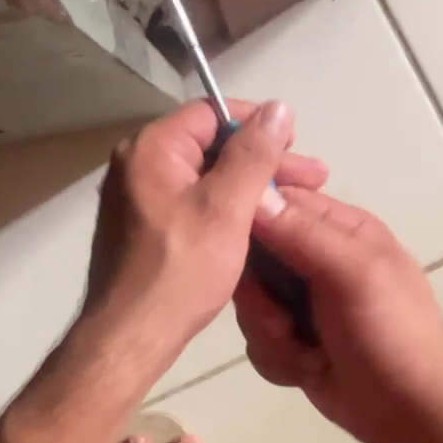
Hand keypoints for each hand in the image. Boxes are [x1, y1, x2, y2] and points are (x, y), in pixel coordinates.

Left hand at [85, 99, 327, 348]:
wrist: (129, 335)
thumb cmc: (178, 271)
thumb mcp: (225, 209)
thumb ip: (253, 155)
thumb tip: (277, 108)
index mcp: (150, 150)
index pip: (210, 113)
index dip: (257, 124)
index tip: (296, 145)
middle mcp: (134, 167)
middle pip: (207, 146)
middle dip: (260, 160)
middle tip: (312, 179)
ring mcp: (133, 200)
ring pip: (200, 179)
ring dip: (246, 187)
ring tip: (293, 204)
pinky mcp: (139, 231)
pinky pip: (187, 206)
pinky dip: (222, 210)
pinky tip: (255, 226)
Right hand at [235, 187, 442, 442]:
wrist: (409, 413)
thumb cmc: (392, 334)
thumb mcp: (352, 273)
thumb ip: (301, 233)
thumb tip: (253, 192)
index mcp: (338, 228)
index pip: (274, 201)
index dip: (248, 221)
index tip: (233, 250)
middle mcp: (315, 259)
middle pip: (251, 258)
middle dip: (258, 298)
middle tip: (280, 322)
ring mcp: (301, 303)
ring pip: (249, 305)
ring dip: (270, 335)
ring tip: (305, 354)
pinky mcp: (291, 341)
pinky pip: (256, 341)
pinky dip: (277, 360)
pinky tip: (307, 370)